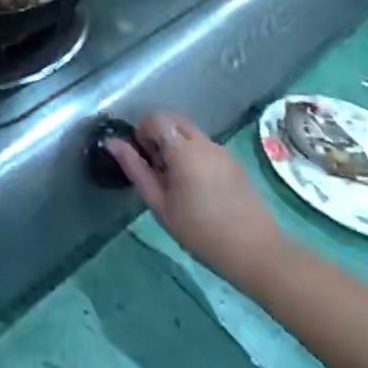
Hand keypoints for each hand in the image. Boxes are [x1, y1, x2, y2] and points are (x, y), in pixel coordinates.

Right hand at [107, 112, 286, 282]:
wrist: (254, 249)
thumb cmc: (200, 231)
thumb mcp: (160, 205)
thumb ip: (136, 170)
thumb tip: (113, 143)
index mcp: (183, 148)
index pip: (155, 118)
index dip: (143, 133)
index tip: (143, 161)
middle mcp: (203, 140)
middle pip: (173, 120)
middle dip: (158, 136)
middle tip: (156, 170)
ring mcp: (221, 148)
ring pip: (190, 132)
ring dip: (176, 144)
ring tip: (176, 183)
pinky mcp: (233, 160)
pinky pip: (205, 145)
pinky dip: (193, 154)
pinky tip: (198, 188)